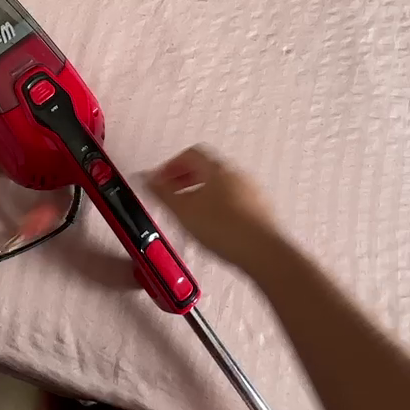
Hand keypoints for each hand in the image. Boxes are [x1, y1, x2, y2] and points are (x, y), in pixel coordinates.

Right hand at [147, 145, 283, 272]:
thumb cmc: (226, 230)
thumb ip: (161, 192)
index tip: (161, 180)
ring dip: (204, 193)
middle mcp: (237, 175)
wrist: (264, 255)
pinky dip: (221, 208)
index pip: (191, 154)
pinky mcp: (262, 213)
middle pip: (207, 167)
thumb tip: (145, 178)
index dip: (172, 165)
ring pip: (222, 185)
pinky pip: (236, 202)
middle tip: (173, 194)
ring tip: (192, 214)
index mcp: (217, 169)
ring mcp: (252, 193)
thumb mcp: (182, 211)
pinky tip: (215, 228)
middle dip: (186, 178)